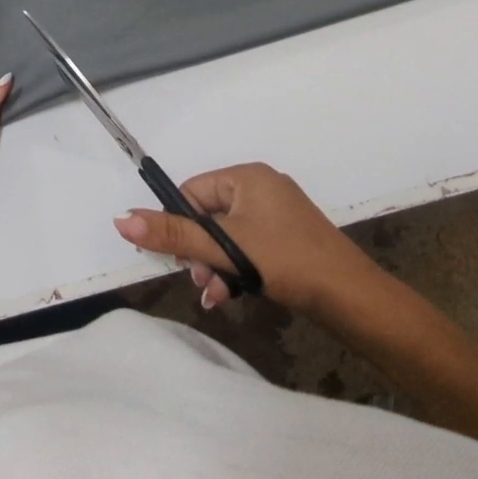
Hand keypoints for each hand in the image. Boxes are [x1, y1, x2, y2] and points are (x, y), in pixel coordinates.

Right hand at [113, 163, 381, 314]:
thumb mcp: (225, 248)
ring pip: (226, 238)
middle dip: (199, 254)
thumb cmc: (289, 261)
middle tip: (202, 283)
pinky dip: (236, 270)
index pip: (191, 193)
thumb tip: (121, 221)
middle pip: (207, 217)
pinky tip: (231, 296)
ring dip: (215, 267)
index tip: (182, 260)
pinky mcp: (287, 240)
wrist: (356, 301)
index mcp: (246, 177)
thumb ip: (173, 235)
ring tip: (217, 295)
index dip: (181, 227)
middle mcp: (261, 188)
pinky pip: (246, 249)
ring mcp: (277, 215)